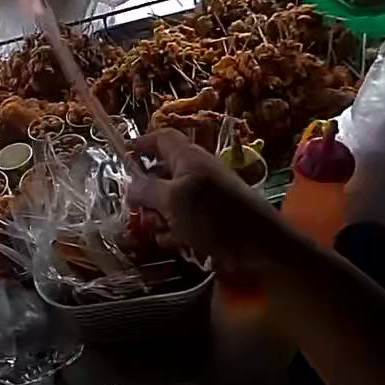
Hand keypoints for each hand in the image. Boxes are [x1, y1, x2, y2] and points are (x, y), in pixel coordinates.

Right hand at [126, 129, 282, 267]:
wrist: (262, 246)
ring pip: (167, 204)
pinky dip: (176, 233)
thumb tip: (129, 184)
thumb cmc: (216, 216)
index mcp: (188, 158)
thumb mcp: (174, 200)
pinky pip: (182, 223)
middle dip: (147, 197)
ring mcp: (203, 198)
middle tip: (143, 215)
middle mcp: (195, 173)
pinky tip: (181, 245)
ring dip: (160, 220)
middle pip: (158, 176)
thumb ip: (146, 190)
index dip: (141, 144)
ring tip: (167, 234)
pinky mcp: (209, 220)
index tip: (122, 158)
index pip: (161, 138)